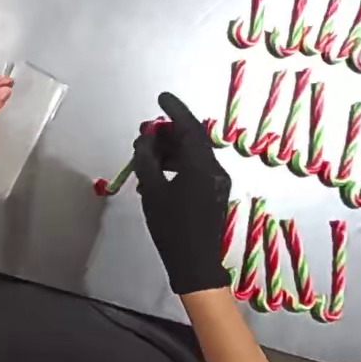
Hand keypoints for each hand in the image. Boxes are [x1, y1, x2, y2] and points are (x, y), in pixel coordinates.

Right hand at [132, 92, 232, 295]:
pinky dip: (176, 166)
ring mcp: (217, 182)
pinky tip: (156, 176)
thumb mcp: (152, 193)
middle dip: (168, 133)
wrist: (195, 264)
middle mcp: (215, 170)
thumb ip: (147, 162)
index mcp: (202, 166)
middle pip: (192, 140)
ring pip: (193, 155)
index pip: (189, 128)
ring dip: (170, 151)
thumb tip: (144, 141)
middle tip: (146, 133)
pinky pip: (195, 170)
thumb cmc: (171, 229)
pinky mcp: (213, 193)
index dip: (174, 110)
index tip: (161, 97)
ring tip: (146, 158)